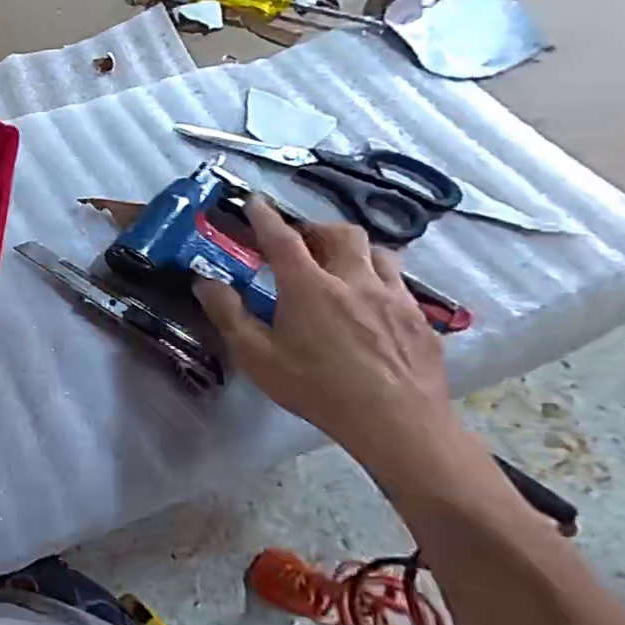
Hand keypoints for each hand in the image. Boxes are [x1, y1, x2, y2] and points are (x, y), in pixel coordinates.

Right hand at [194, 196, 456, 469]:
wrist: (396, 423)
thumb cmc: (318, 389)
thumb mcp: (258, 357)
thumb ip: (229, 314)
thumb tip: (204, 281)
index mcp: (309, 286)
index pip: (282, 237)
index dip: (265, 216)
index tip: (255, 201)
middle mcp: (353, 279)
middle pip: (340, 233)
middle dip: (317, 229)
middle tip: (302, 243)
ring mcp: (393, 296)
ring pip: (378, 251)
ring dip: (355, 251)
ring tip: (342, 267)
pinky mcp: (419, 317)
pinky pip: (401, 283)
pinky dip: (381, 281)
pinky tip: (374, 305)